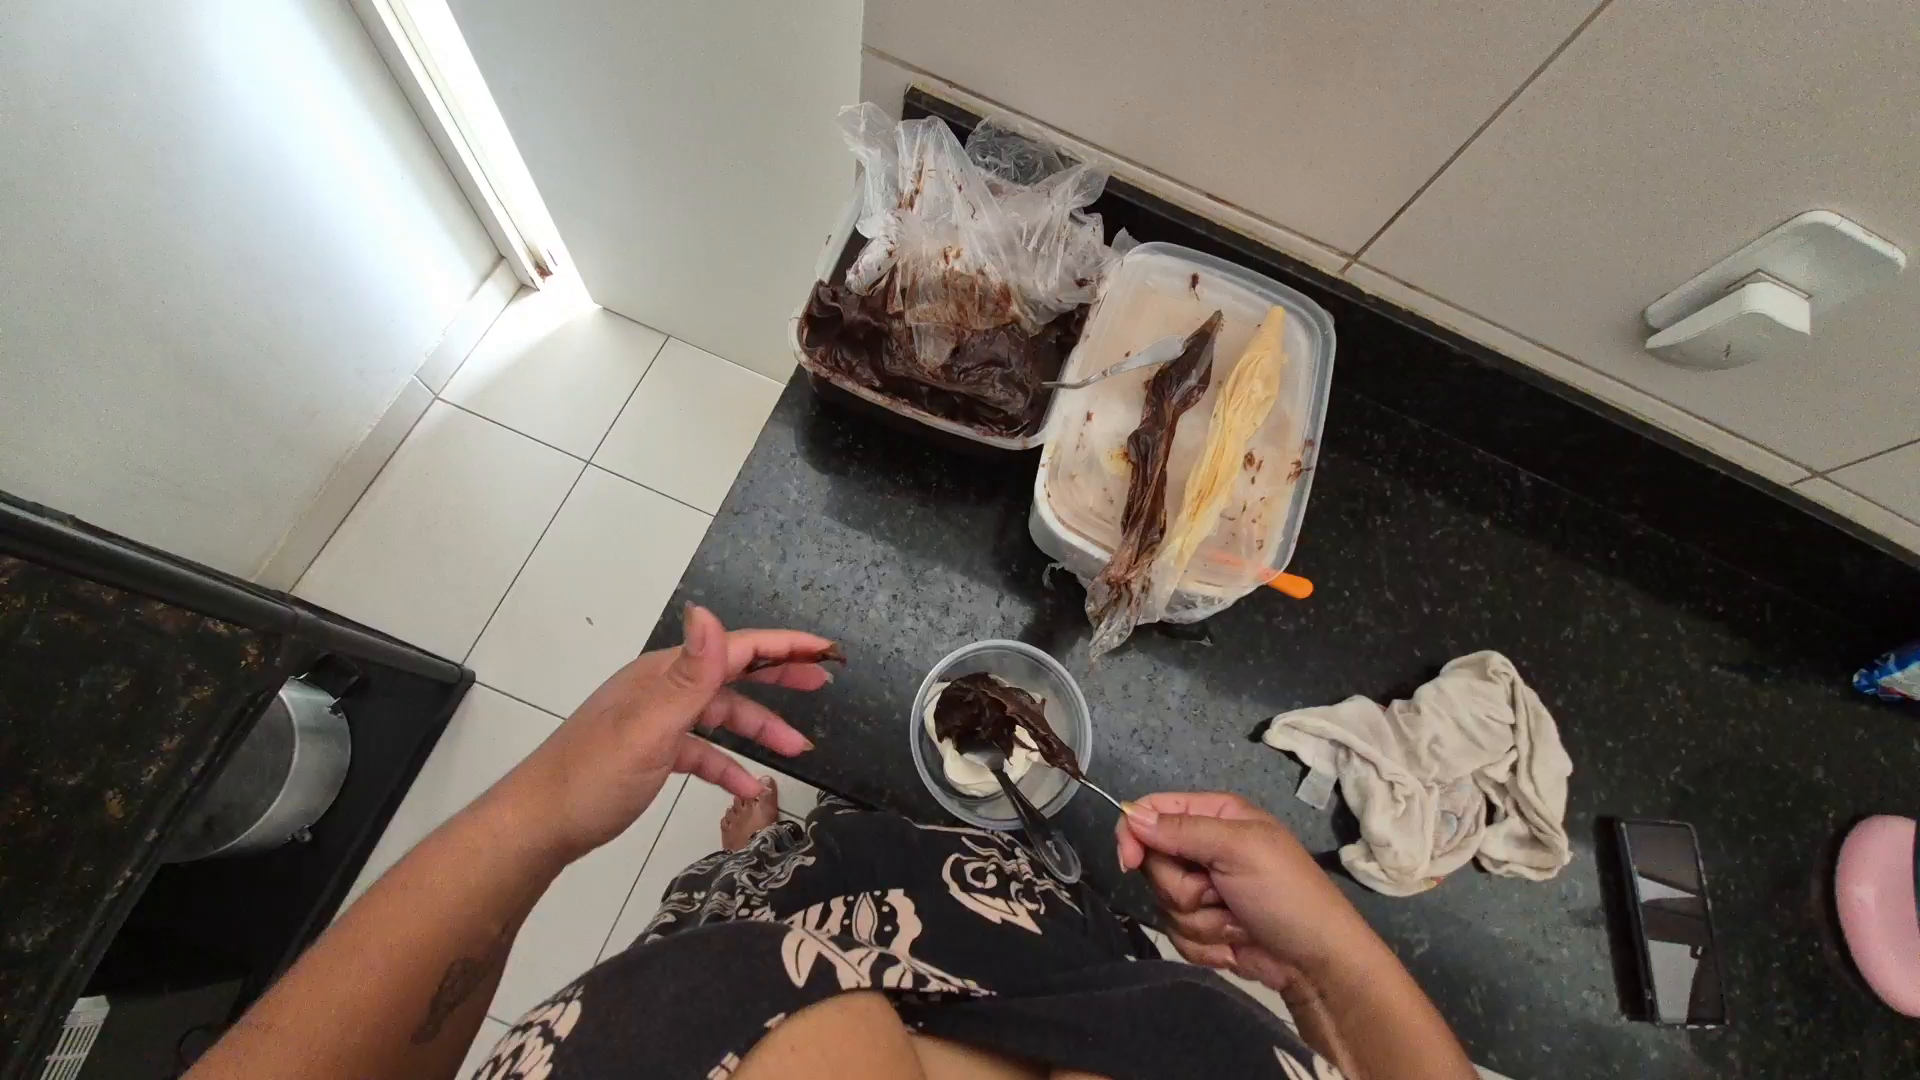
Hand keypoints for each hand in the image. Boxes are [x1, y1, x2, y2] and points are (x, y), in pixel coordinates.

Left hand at [492, 604, 836, 863]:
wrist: (535, 830)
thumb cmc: (593, 776)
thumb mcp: (648, 726)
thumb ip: (688, 673)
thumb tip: (708, 611)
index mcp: (667, 673)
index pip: (736, 647)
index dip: (785, 646)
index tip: (827, 649)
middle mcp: (666, 688)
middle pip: (734, 672)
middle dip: (781, 672)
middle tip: (824, 678)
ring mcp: (659, 720)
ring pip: (723, 715)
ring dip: (762, 729)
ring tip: (799, 747)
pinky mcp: (654, 753)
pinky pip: (703, 752)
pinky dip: (729, 765)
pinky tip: (750, 787)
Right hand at [1116, 793, 1373, 989]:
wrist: (1320, 968)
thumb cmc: (1287, 895)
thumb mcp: (1239, 849)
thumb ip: (1182, 830)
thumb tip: (1130, 814)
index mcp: (1213, 815)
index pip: (1152, 811)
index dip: (1134, 833)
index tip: (1130, 861)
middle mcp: (1203, 847)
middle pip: (1152, 861)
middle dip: (1182, 887)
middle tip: (1217, 893)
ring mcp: (1203, 890)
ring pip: (1163, 902)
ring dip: (1200, 920)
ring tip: (1236, 921)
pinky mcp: (1204, 927)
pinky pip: (1177, 934)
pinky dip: (1205, 944)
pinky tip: (1235, 943)